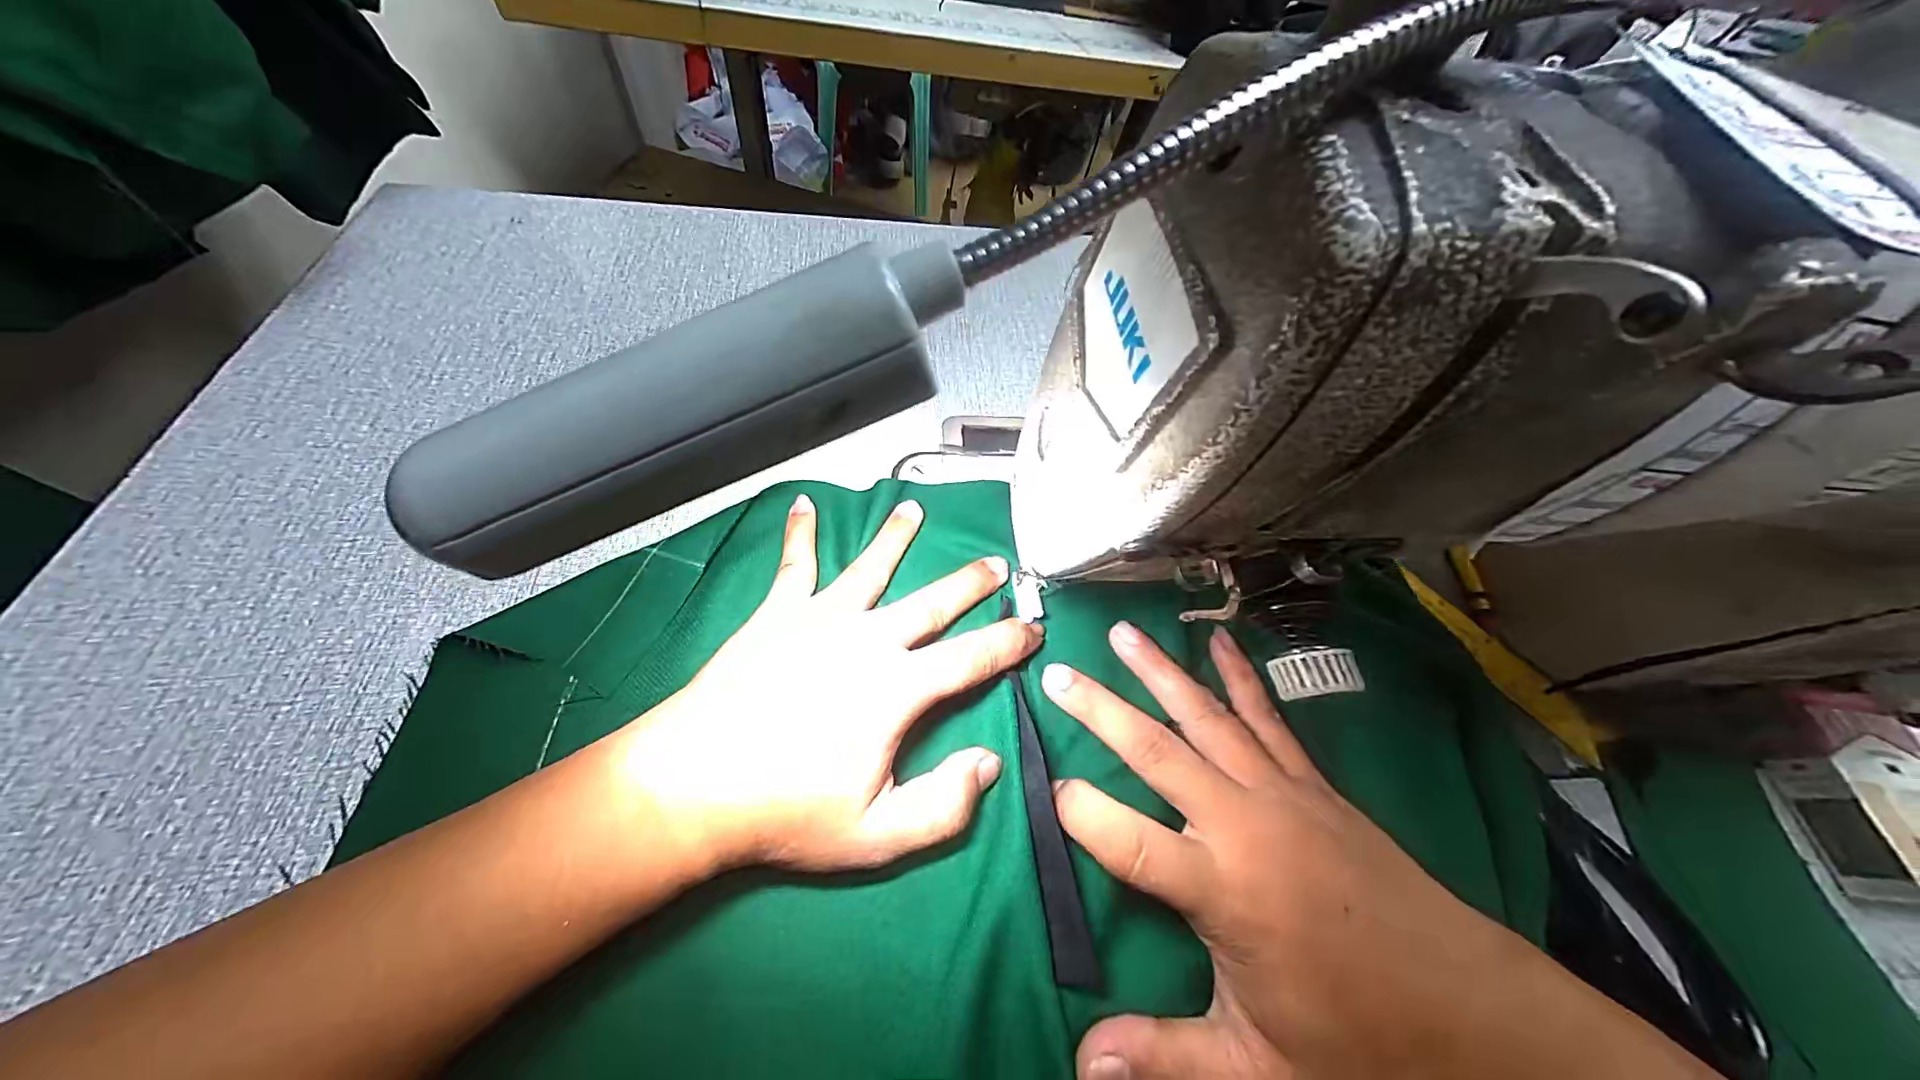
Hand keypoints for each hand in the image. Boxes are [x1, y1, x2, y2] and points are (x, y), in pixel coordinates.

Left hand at [610, 494, 1042, 874]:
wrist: (693, 785)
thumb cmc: (786, 813)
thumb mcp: (878, 833)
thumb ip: (943, 805)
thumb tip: (987, 763)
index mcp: (898, 688)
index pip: (972, 658)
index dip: (1010, 642)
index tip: (1034, 628)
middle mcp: (867, 640)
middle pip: (933, 602)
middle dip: (971, 584)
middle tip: (997, 567)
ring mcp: (820, 619)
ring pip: (871, 568)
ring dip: (896, 538)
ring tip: (914, 510)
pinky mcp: (777, 614)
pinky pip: (795, 564)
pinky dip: (799, 533)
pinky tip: (801, 505)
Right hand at [1043, 624, 1715, 1079]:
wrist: (1475, 1014)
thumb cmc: (1358, 1039)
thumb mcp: (1255, 1067)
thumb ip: (1164, 1057)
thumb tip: (1083, 1068)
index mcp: (1224, 892)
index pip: (1130, 843)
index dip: (1082, 814)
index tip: (1048, 787)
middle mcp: (1245, 826)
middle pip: (1157, 754)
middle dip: (1101, 711)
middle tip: (1058, 674)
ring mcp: (1282, 795)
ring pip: (1206, 720)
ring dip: (1160, 673)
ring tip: (1124, 633)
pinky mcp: (1313, 785)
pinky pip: (1268, 719)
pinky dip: (1240, 676)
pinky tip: (1220, 641)